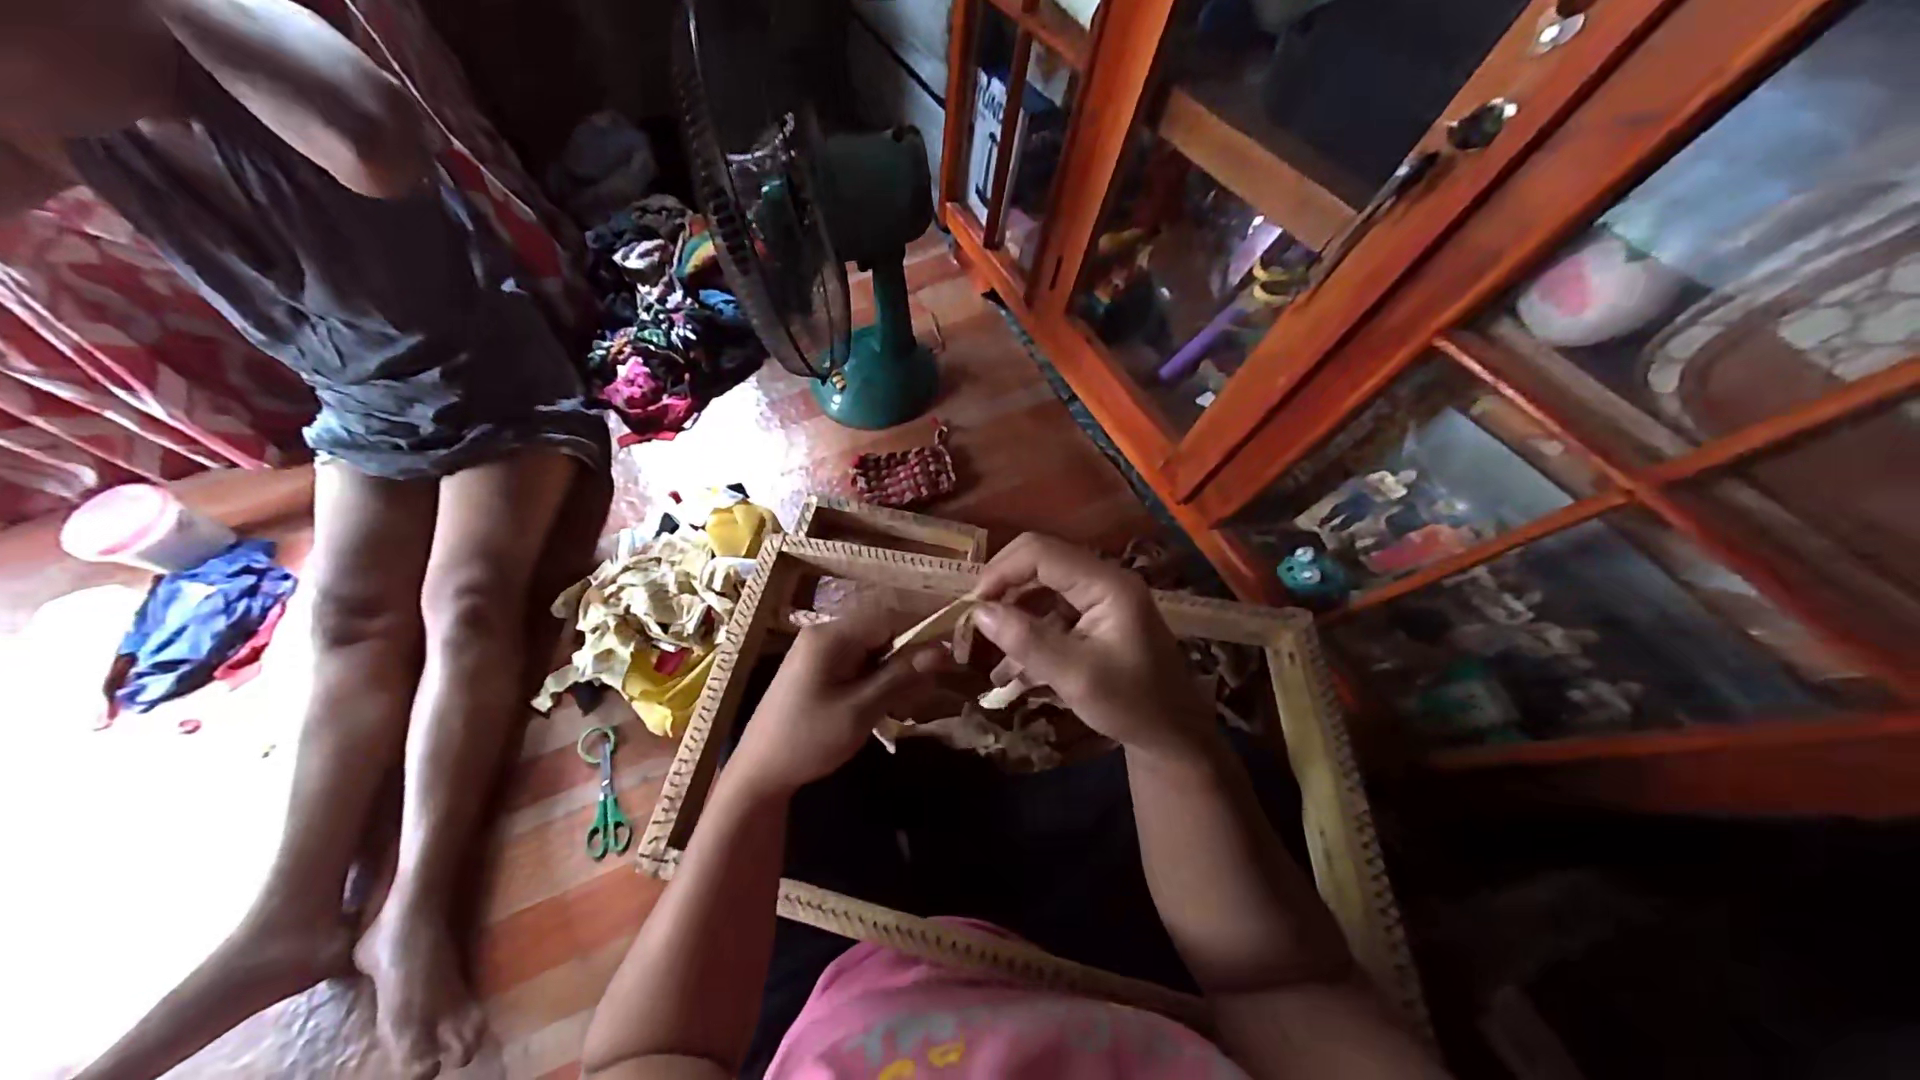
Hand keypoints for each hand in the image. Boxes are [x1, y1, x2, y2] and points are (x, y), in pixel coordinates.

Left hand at [726, 610, 943, 797]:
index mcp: (831, 636)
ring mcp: (820, 651)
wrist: (758, 772)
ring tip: (908, 701)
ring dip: (895, 669)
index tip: (951, 651)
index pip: (889, 615)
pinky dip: (878, 679)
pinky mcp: (820, 669)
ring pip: (874, 647)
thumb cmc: (808, 740)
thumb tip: (943, 648)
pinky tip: (886, 705)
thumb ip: (900, 676)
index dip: (922, 628)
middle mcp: (825, 634)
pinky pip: (859, 662)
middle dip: (910, 653)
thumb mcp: (860, 711)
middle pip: (882, 629)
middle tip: (930, 684)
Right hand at [970, 533, 1214, 762]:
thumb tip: (979, 612)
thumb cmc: (1131, 705)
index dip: (1001, 571)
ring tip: (991, 656)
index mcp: (1107, 584)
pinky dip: (1030, 634)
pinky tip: (1012, 670)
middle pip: (1040, 563)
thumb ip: (1027, 641)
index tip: (973, 605)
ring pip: (1042, 590)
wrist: (1173, 736)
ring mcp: (1101, 599)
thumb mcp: (1075, 676)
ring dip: (1014, 617)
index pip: (1042, 552)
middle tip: (976, 623)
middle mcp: (1104, 580)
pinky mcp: (1096, 619)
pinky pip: (1053, 613)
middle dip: (1004, 590)